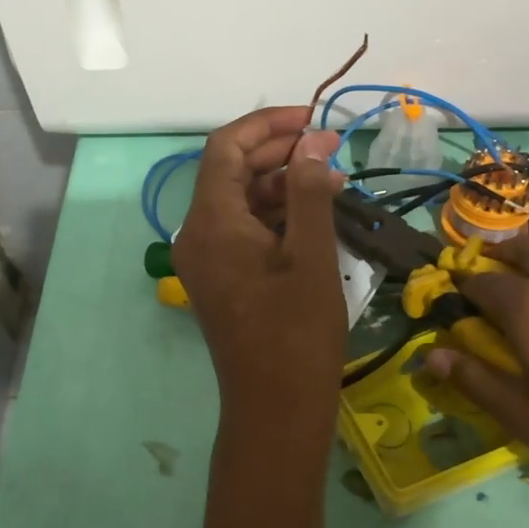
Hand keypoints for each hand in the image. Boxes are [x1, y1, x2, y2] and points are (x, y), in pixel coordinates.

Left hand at [172, 107, 346, 437]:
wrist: (274, 408)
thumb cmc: (296, 332)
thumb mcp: (310, 254)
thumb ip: (308, 190)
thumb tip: (313, 142)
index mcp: (210, 221)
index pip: (226, 147)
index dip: (267, 124)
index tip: (314, 119)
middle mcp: (197, 232)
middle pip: (230, 170)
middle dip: (278, 151)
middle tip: (331, 147)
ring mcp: (205, 256)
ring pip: (238, 198)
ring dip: (281, 182)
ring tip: (332, 178)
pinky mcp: (219, 276)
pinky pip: (241, 227)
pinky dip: (274, 213)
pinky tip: (314, 212)